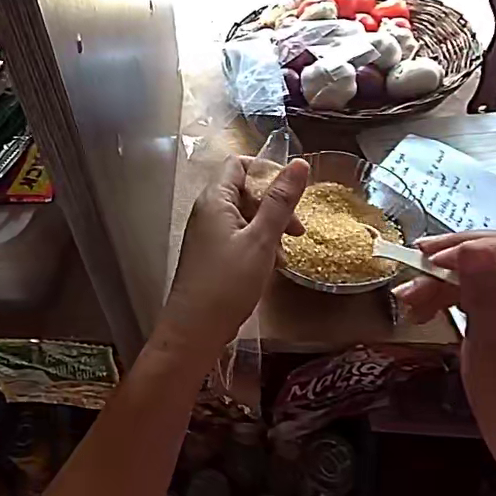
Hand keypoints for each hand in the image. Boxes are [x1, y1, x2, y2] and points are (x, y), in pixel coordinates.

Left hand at [155, 156, 309, 355]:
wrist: (194, 332)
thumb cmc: (228, 283)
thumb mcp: (261, 240)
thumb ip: (281, 201)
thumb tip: (300, 164)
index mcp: (215, 200)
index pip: (239, 164)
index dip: (267, 171)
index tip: (292, 193)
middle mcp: (208, 211)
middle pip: (245, 190)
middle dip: (274, 205)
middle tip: (297, 229)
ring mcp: (208, 234)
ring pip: (245, 216)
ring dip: (270, 228)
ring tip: (287, 253)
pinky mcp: (211, 254)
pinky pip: (239, 236)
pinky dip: (259, 244)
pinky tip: (272, 265)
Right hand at [396, 231, 495, 485]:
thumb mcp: (491, 351)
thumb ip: (483, 295)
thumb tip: (472, 248)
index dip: (472, 246)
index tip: (431, 259)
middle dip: (456, 258)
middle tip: (415, 263)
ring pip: (490, 279)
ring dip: (448, 282)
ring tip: (408, 298)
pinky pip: (489, 300)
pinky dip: (457, 301)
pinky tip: (426, 310)